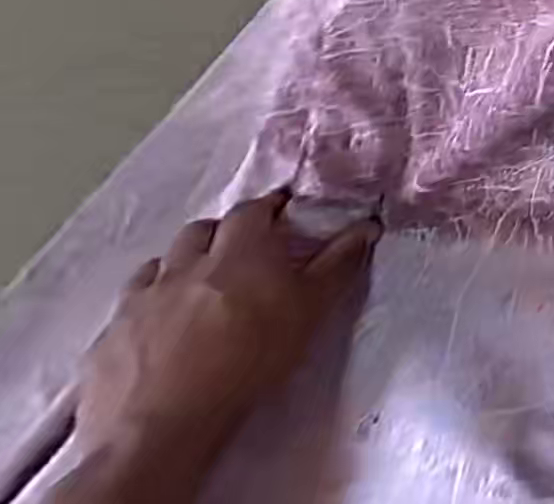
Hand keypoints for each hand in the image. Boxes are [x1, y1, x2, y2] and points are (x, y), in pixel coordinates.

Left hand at [73, 189, 380, 462]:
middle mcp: (185, 267)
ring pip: (159, 263)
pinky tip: (164, 321)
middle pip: (200, 230)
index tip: (286, 209)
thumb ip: (340, 260)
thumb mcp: (314, 305)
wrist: (164, 426)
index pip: (251, 210)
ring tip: (202, 281)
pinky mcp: (108, 337)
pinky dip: (151, 300)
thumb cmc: (254, 355)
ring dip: (183, 262)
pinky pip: (129, 304)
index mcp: (239, 253)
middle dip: (223, 230)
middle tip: (245, 246)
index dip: (269, 205)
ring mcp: (139, 302)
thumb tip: (367, 225)